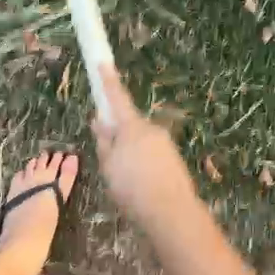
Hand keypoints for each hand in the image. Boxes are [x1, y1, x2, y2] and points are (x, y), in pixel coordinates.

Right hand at [92, 65, 197, 223]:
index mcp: (132, 127)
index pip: (117, 98)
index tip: (102, 62)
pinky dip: (143, 167)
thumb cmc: (132, 188)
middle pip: (129, 126)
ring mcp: (165, 144)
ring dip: (131, 156)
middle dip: (118, 138)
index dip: (108, 80)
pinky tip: (140, 188)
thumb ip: (104, 141)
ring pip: (140, 144)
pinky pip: (152, 157)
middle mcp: (151, 129)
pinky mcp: (174, 160)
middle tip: (109, 162)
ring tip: (125, 184)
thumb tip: (100, 120)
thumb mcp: (109, 165)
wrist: (172, 212)